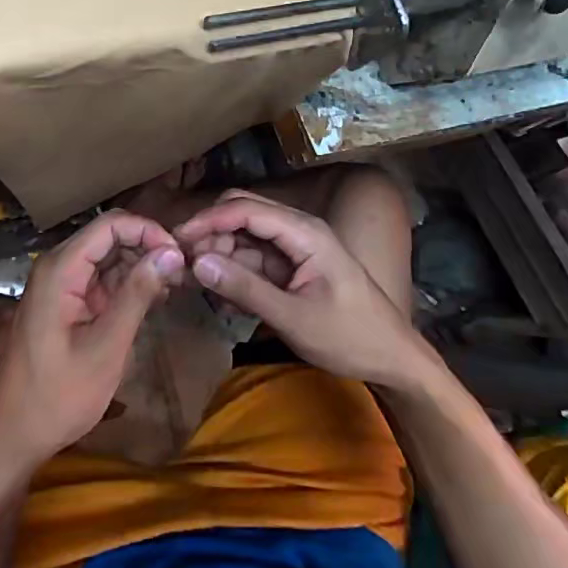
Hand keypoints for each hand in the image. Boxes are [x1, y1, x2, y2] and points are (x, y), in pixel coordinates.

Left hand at [0, 210, 183, 466]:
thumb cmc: (57, 398)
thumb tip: (172, 252)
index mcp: (60, 269)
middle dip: (148, 246)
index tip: (179, 256)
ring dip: (141, 265)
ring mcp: (60, 284)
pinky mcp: (65, 302)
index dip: (149, 230)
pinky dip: (128, 284)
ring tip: (174, 286)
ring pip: (108, 256)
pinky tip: (154, 299)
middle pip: (110, 235)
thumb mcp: (106, 347)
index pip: (111, 224)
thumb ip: (137, 295)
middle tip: (183, 272)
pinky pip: (101, 278)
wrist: (11, 439)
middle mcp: (57, 266)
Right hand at [175, 191, 431, 389]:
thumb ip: (245, 288)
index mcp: (305, 232)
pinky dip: (236, 273)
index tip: (175, 240)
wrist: (393, 357)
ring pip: (247, 238)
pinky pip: (256, 260)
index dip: (208, 220)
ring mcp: (297, 249)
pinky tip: (224, 298)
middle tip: (182, 264)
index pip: (247, 209)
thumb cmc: (350, 337)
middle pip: (244, 215)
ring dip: (220, 255)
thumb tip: (198, 262)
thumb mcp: (294, 318)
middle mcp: (299, 231)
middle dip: (211, 234)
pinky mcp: (294, 268)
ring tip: (195, 284)